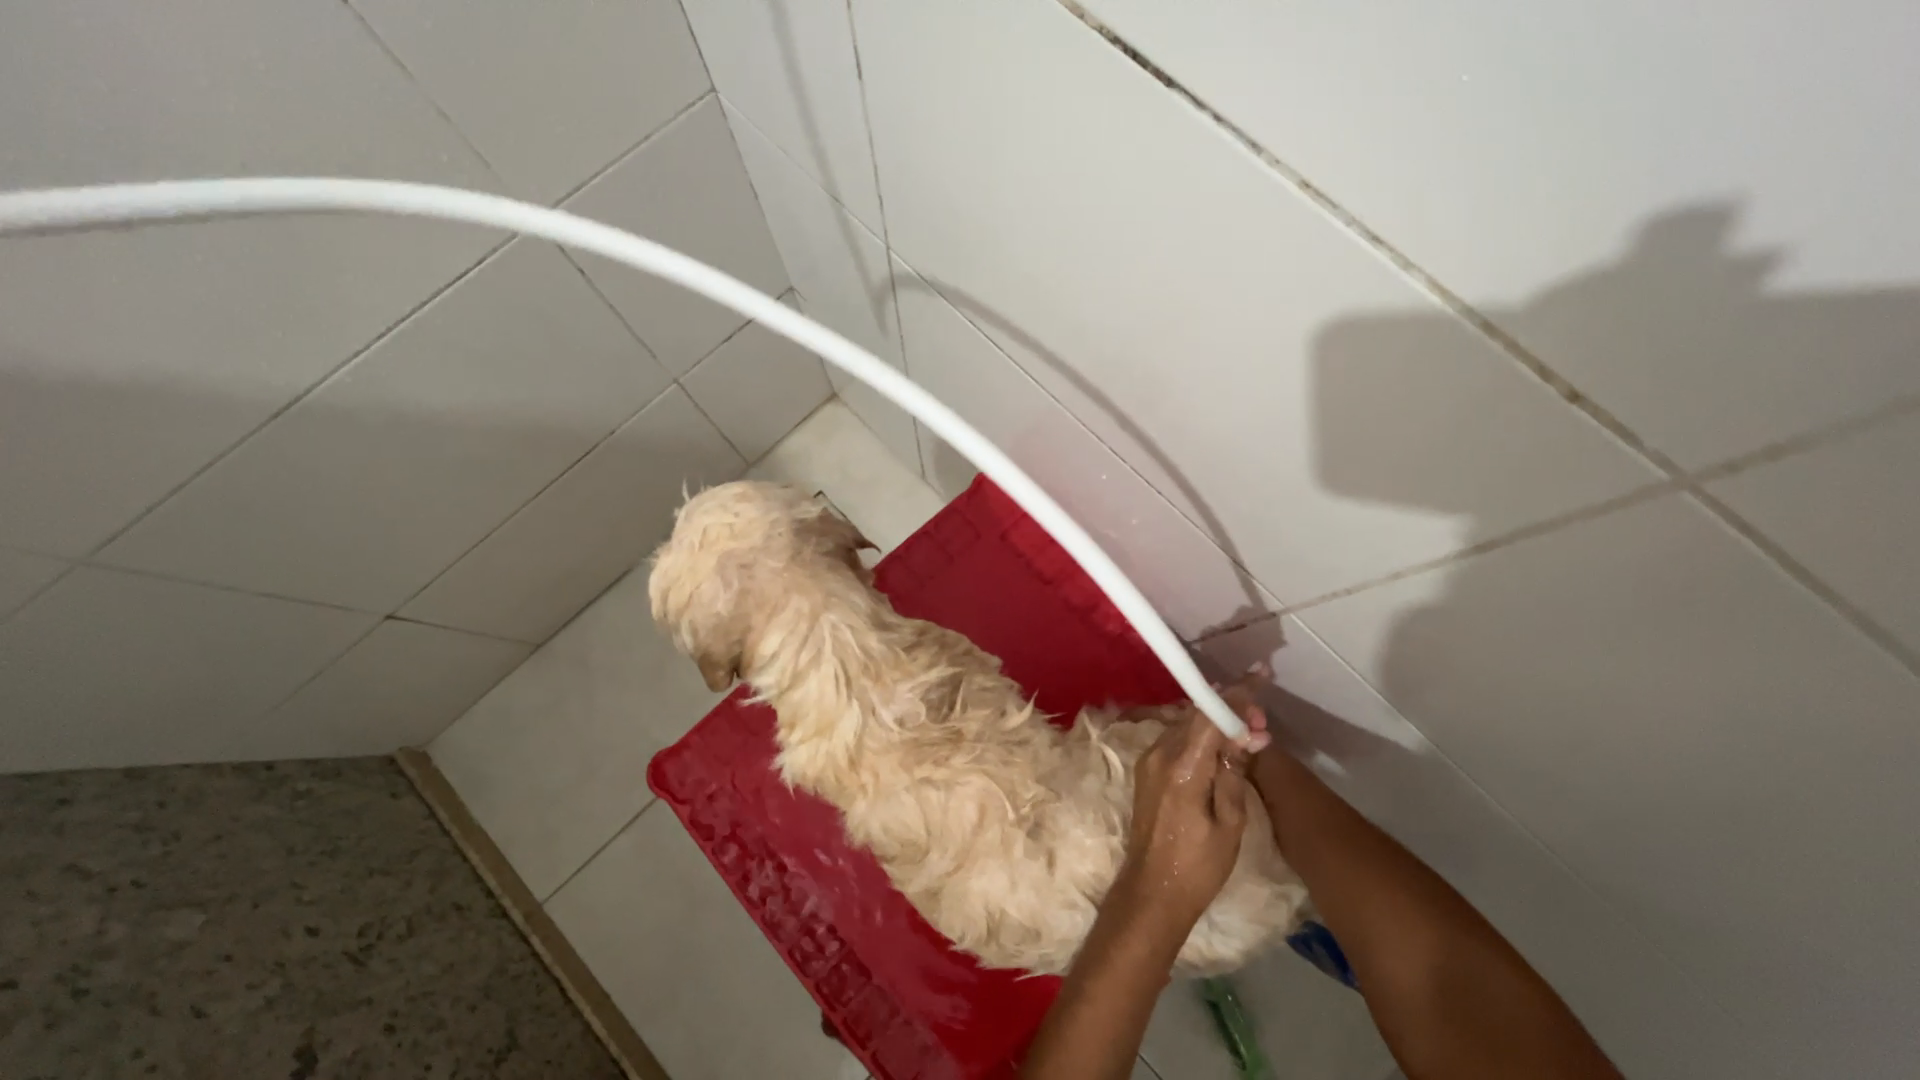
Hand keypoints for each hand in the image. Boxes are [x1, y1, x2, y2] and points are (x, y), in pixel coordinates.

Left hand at [1114, 702, 1265, 930]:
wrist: (1152, 890)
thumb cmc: (1198, 865)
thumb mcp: (1230, 822)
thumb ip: (1234, 771)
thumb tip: (1244, 734)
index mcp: (1182, 767)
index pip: (1210, 714)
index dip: (1237, 692)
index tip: (1261, 674)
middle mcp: (1159, 754)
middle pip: (1197, 715)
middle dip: (1230, 708)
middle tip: (1262, 719)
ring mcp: (1149, 761)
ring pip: (1186, 725)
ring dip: (1216, 722)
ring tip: (1248, 732)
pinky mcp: (1147, 771)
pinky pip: (1178, 740)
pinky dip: (1201, 735)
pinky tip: (1223, 746)